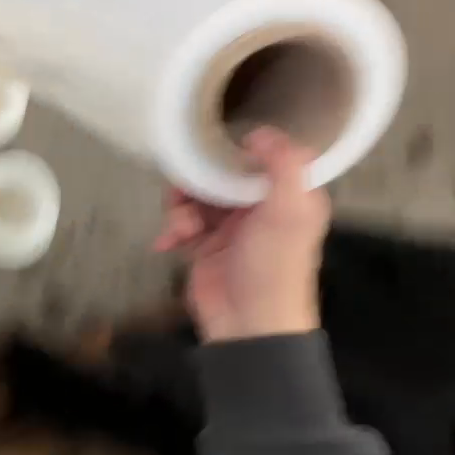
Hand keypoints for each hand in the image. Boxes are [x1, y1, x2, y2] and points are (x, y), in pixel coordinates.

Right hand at [152, 128, 329, 341]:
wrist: (247, 322)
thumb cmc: (272, 267)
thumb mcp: (288, 213)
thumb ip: (282, 168)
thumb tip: (260, 132)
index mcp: (287, 197)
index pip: (261, 159)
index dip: (236, 151)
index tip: (213, 147)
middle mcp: (259, 208)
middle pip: (219, 176)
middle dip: (195, 182)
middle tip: (182, 191)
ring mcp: (229, 227)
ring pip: (195, 198)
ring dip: (179, 209)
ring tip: (180, 228)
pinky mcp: (203, 245)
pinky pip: (180, 224)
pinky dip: (170, 231)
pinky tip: (166, 243)